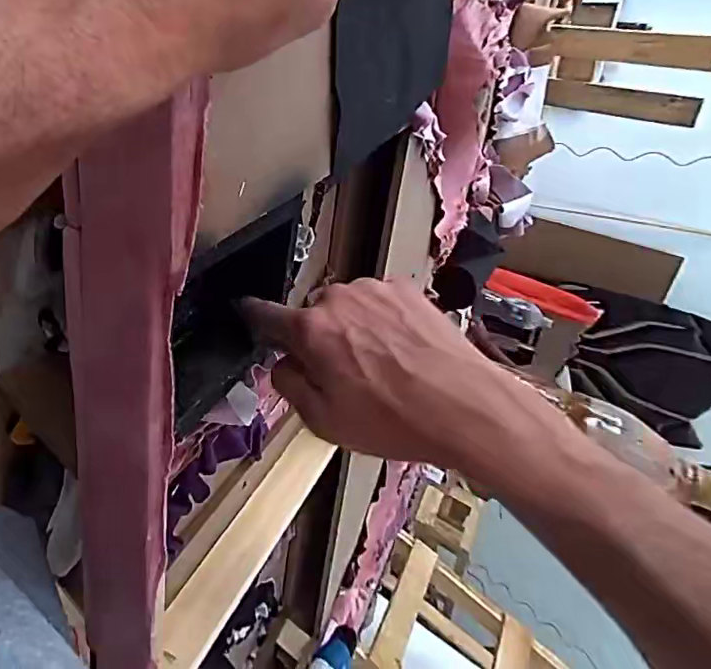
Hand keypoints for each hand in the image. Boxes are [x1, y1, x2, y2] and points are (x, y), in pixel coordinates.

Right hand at [241, 280, 566, 470]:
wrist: (464, 403)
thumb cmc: (396, 419)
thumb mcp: (327, 422)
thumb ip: (291, 387)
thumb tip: (283, 365)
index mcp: (312, 330)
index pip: (266, 315)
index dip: (253, 316)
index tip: (246, 311)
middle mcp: (339, 299)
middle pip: (314, 315)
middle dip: (321, 338)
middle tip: (346, 374)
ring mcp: (375, 289)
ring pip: (349, 306)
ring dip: (355, 327)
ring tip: (383, 365)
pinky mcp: (405, 288)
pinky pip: (379, 301)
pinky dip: (383, 319)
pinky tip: (403, 349)